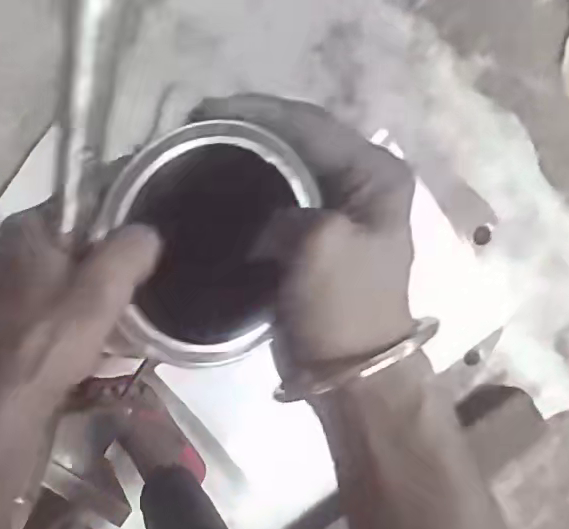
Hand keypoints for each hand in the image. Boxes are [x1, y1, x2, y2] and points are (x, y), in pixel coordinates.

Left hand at [0, 207, 160, 416]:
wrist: (15, 400)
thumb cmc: (55, 338)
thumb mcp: (103, 288)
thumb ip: (131, 249)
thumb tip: (148, 234)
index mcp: (25, 228)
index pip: (84, 204)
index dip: (120, 224)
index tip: (145, 250)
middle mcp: (11, 251)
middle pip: (79, 246)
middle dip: (111, 268)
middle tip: (139, 289)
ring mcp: (11, 289)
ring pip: (72, 280)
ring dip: (101, 298)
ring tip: (128, 318)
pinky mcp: (18, 322)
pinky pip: (62, 308)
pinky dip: (84, 319)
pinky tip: (105, 339)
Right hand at [193, 95, 416, 375]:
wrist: (348, 375)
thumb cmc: (343, 310)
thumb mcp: (319, 245)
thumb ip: (285, 210)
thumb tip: (256, 221)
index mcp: (374, 176)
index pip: (310, 125)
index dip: (256, 114)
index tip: (204, 113)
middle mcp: (358, 189)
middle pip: (296, 146)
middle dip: (247, 138)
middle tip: (195, 138)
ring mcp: (335, 221)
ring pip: (283, 180)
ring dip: (245, 171)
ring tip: (199, 164)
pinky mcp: (310, 251)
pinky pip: (275, 214)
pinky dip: (247, 206)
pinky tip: (215, 204)